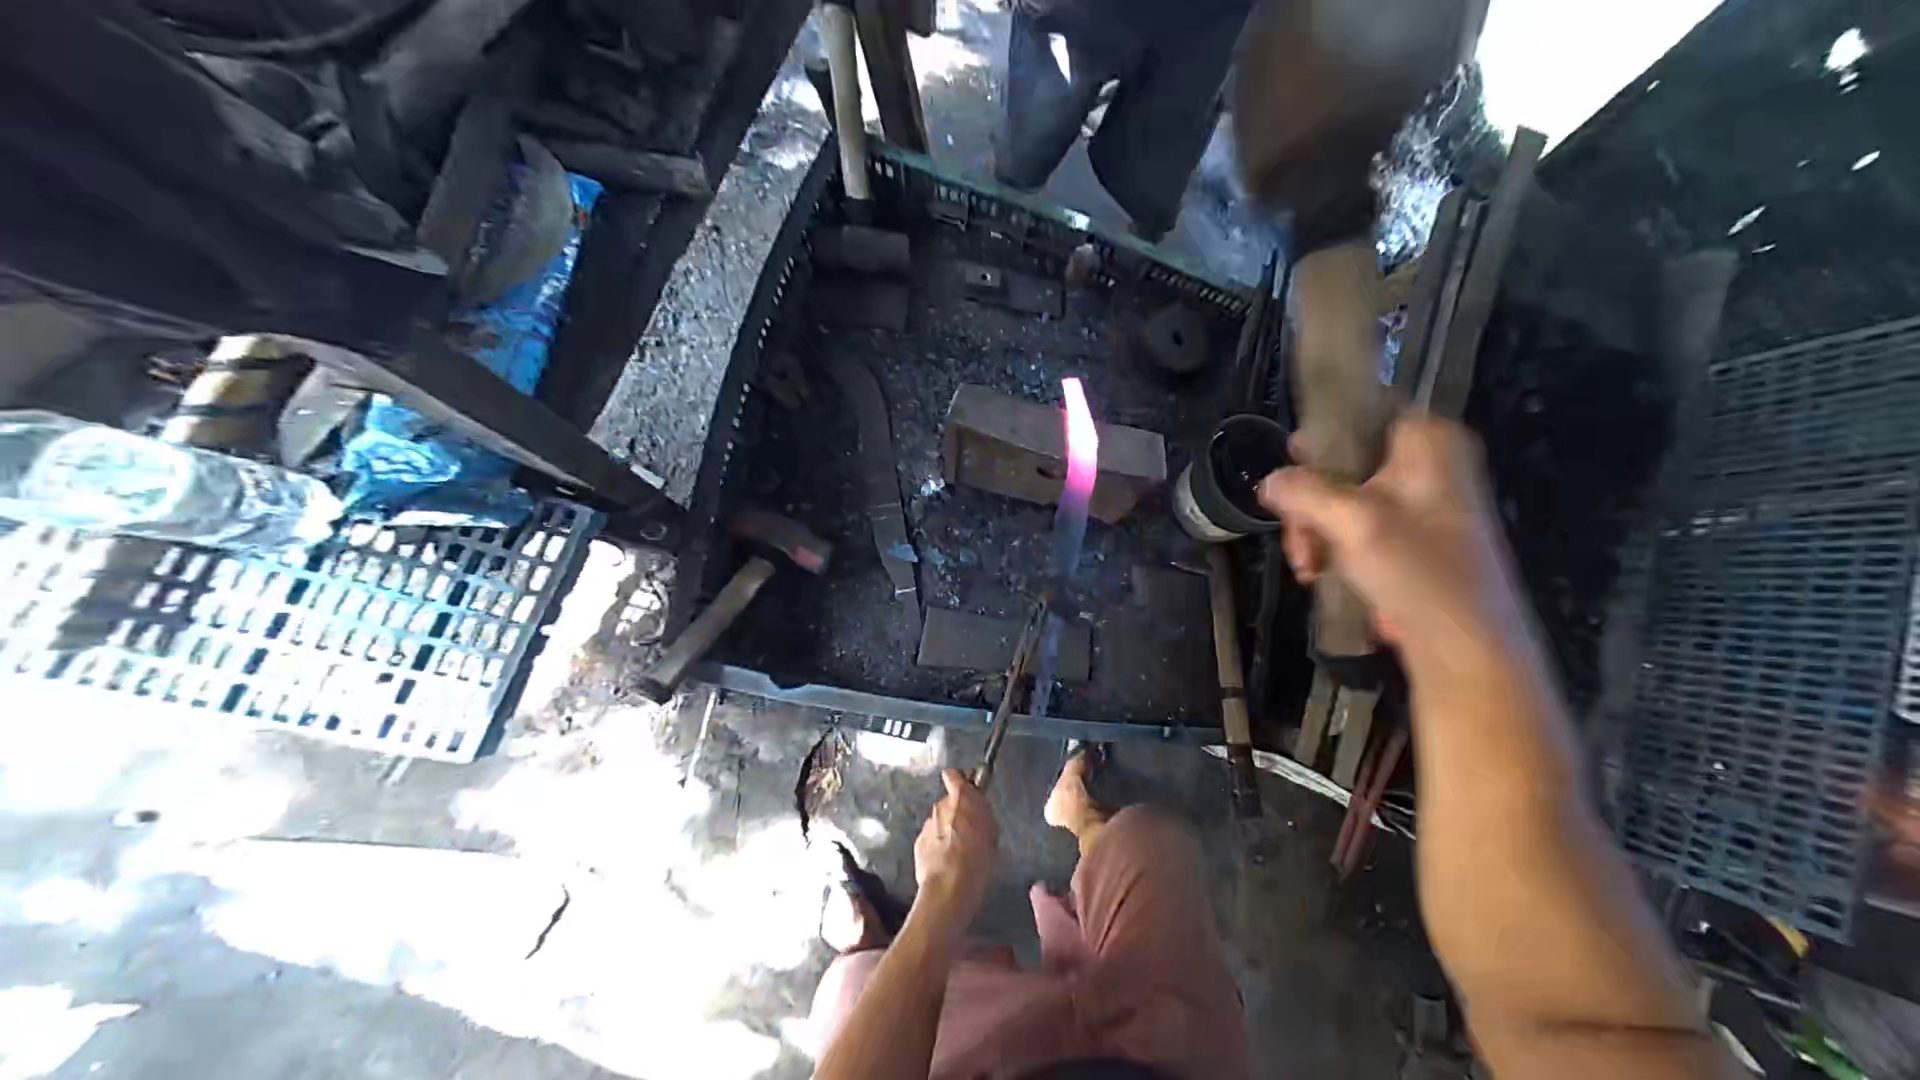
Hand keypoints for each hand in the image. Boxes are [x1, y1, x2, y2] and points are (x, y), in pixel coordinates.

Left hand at [912, 769, 997, 931]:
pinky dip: (937, 845)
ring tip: (957, 852)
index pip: (953, 774)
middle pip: (948, 802)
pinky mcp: (918, 842)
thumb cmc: (979, 859)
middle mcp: (941, 806)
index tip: (968, 792)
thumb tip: (976, 810)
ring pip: (939, 821)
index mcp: (962, 799)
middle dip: (956, 812)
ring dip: (946, 830)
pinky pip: (931, 838)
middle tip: (968, 831)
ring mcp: (927, 824)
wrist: (949, 888)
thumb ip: (981, 814)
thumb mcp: (992, 833)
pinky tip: (945, 863)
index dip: (960, 780)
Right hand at [1257, 414, 1530, 679]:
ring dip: (1313, 528)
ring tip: (1307, 565)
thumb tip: (1270, 480)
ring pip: (1341, 496)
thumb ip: (1304, 492)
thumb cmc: (1418, 573)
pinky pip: (1352, 525)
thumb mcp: (1353, 523)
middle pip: (1344, 459)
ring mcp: (1417, 504)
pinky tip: (1319, 572)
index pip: (1367, 409)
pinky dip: (1330, 545)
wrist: (1465, 646)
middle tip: (1295, 530)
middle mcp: (1426, 466)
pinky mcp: (1407, 539)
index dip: (1324, 431)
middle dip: (1309, 497)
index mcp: (1429, 444)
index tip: (1290, 459)